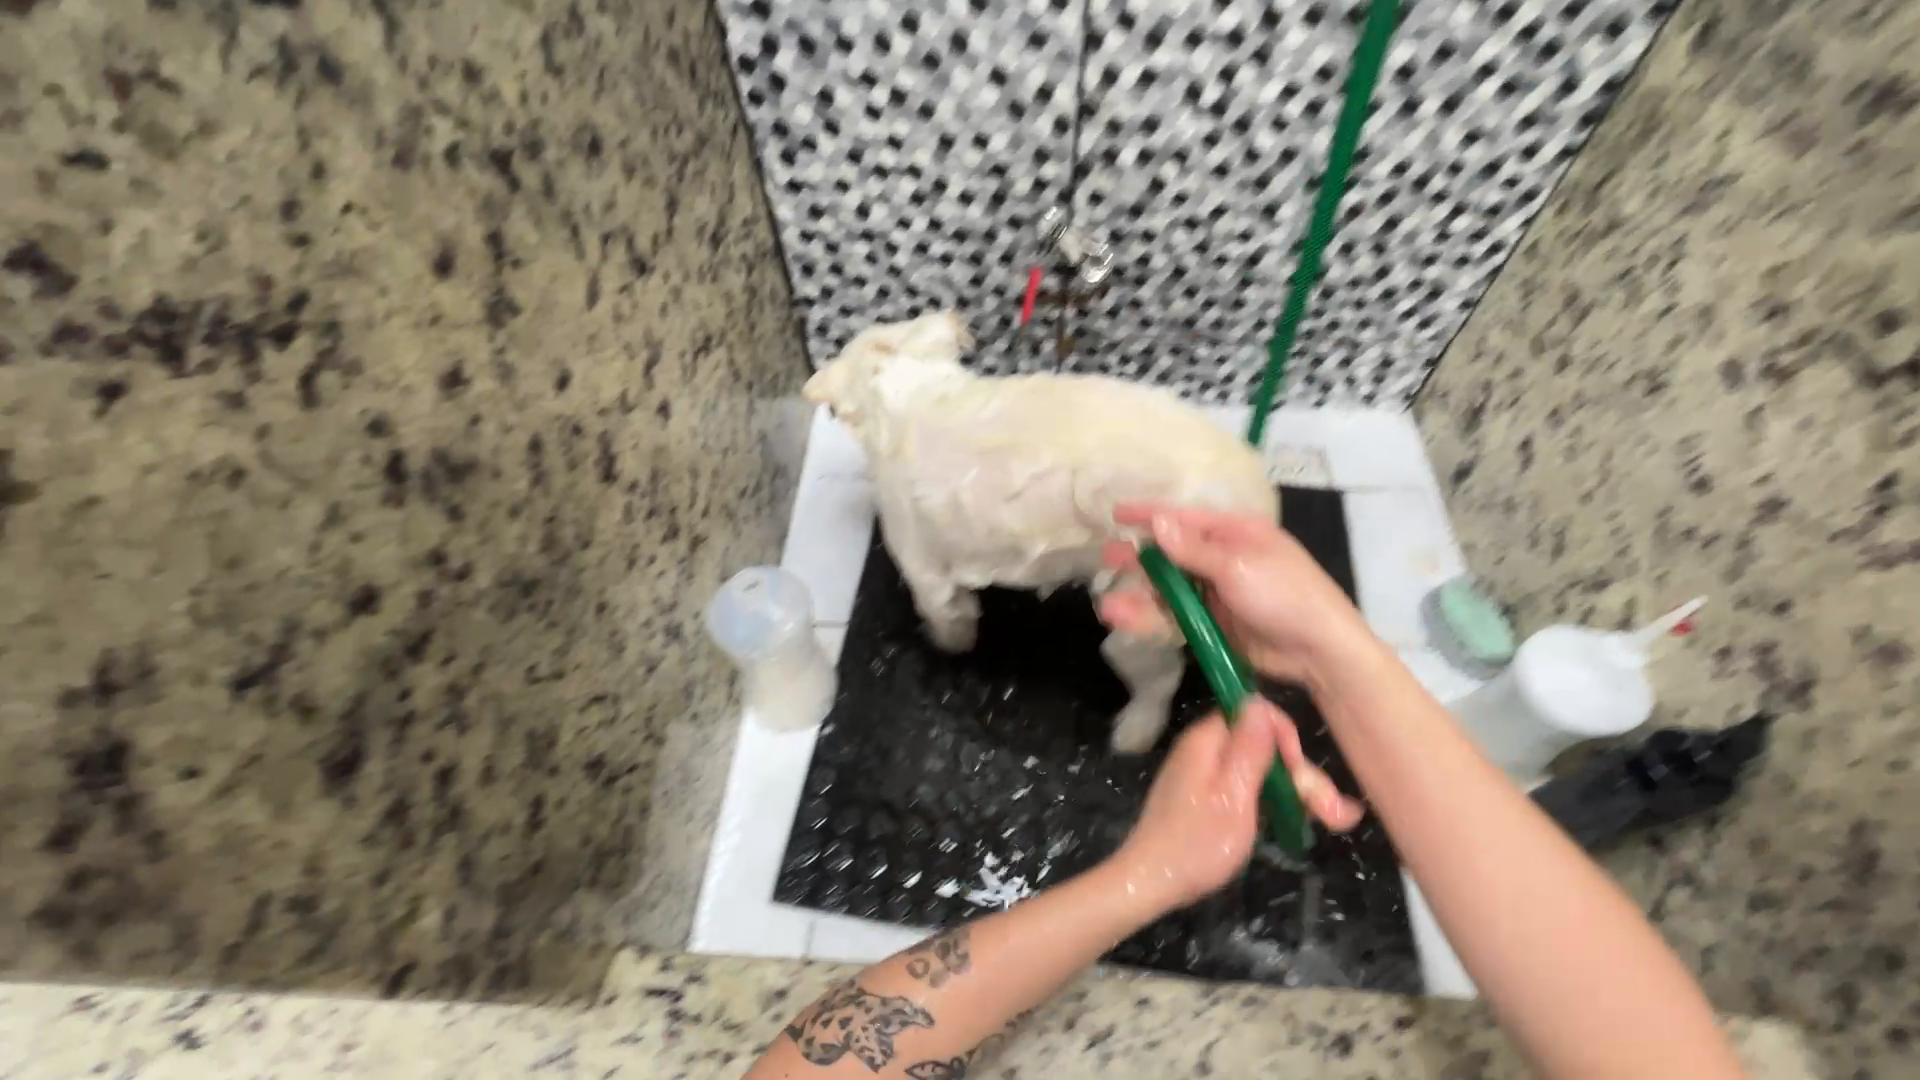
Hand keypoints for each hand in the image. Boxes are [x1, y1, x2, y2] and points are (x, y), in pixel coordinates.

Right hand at [1099, 502, 1368, 685]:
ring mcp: (1216, 592)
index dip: (1149, 515)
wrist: (1319, 651)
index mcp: (1235, 533)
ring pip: (1168, 590)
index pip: (1184, 518)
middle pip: (1171, 554)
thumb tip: (1158, 522)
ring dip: (1140, 597)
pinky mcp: (1212, 623)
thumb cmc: (1286, 596)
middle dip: (1139, 559)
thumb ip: (1193, 549)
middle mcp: (1222, 558)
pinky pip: (1174, 617)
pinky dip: (1150, 619)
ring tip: (1109, 607)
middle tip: (1106, 559)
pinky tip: (1126, 620)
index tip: (1116, 513)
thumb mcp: (1238, 567)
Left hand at [1110, 700, 1363, 911]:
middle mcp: (1204, 749)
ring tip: (1335, 821)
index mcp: (1206, 741)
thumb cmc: (1197, 844)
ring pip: (1259, 769)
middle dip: (1301, 775)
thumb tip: (1258, 699)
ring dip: (1295, 792)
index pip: (1253, 714)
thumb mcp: (1233, 796)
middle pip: (1262, 745)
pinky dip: (1273, 801)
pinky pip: (1246, 786)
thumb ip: (1249, 748)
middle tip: (1337, 814)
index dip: (1284, 737)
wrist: (1153, 881)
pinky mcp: (1206, 796)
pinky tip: (1300, 821)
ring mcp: (1204, 774)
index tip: (1300, 773)